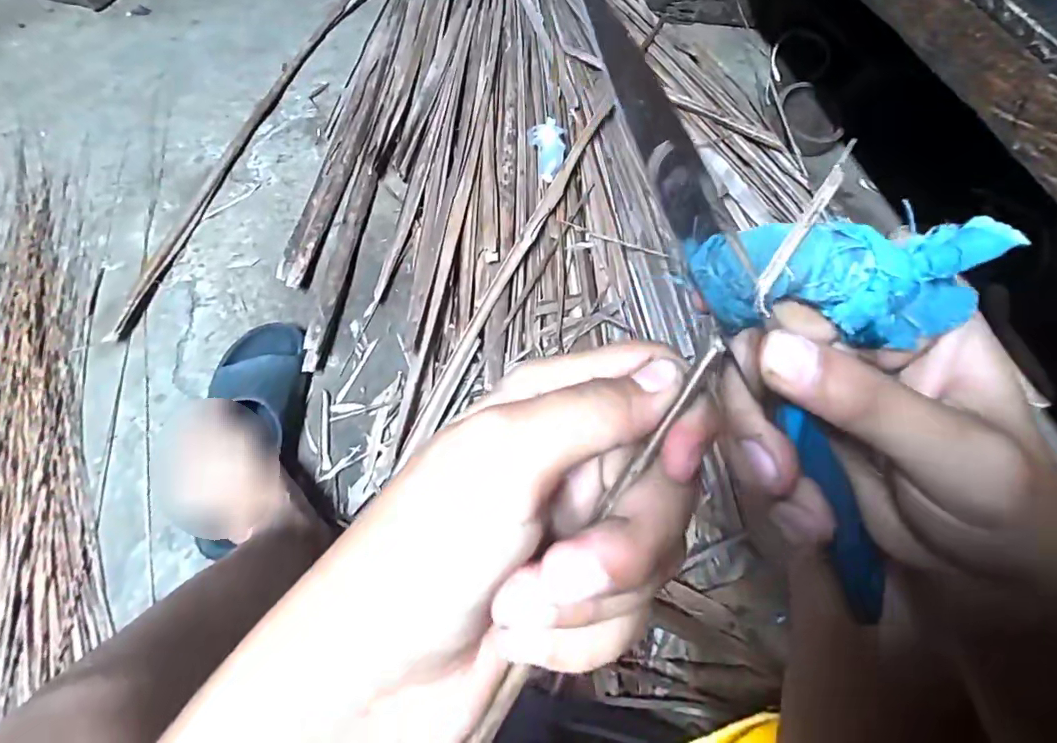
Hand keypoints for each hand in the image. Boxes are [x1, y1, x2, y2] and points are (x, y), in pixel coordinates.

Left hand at [169, 343, 713, 742]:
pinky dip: (579, 632)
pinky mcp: (585, 592)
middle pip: (668, 474)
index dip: (681, 409)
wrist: (374, 685)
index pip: (650, 372)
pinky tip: (521, 634)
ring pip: (653, 549)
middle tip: (566, 566)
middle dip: (626, 536)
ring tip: (521, 606)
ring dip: (591, 595)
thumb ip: (596, 409)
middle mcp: (576, 453)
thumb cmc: (427, 548)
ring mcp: (581, 526)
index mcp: (553, 398)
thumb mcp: (507, 456)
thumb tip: (673, 373)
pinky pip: (630, 606)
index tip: (682, 456)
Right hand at [720, 306, 1056, 742]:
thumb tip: (771, 348)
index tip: (723, 313)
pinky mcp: (800, 415)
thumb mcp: (954, 457)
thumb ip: (867, 401)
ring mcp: (825, 372)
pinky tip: (805, 514)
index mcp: (917, 310)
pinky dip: (760, 465)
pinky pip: (750, 416)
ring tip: (788, 492)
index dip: (777, 283)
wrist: (987, 591)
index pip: (835, 269)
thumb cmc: (1005, 513)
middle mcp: (863, 328)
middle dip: (757, 385)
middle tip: (771, 458)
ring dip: (754, 432)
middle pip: (774, 318)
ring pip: (751, 369)